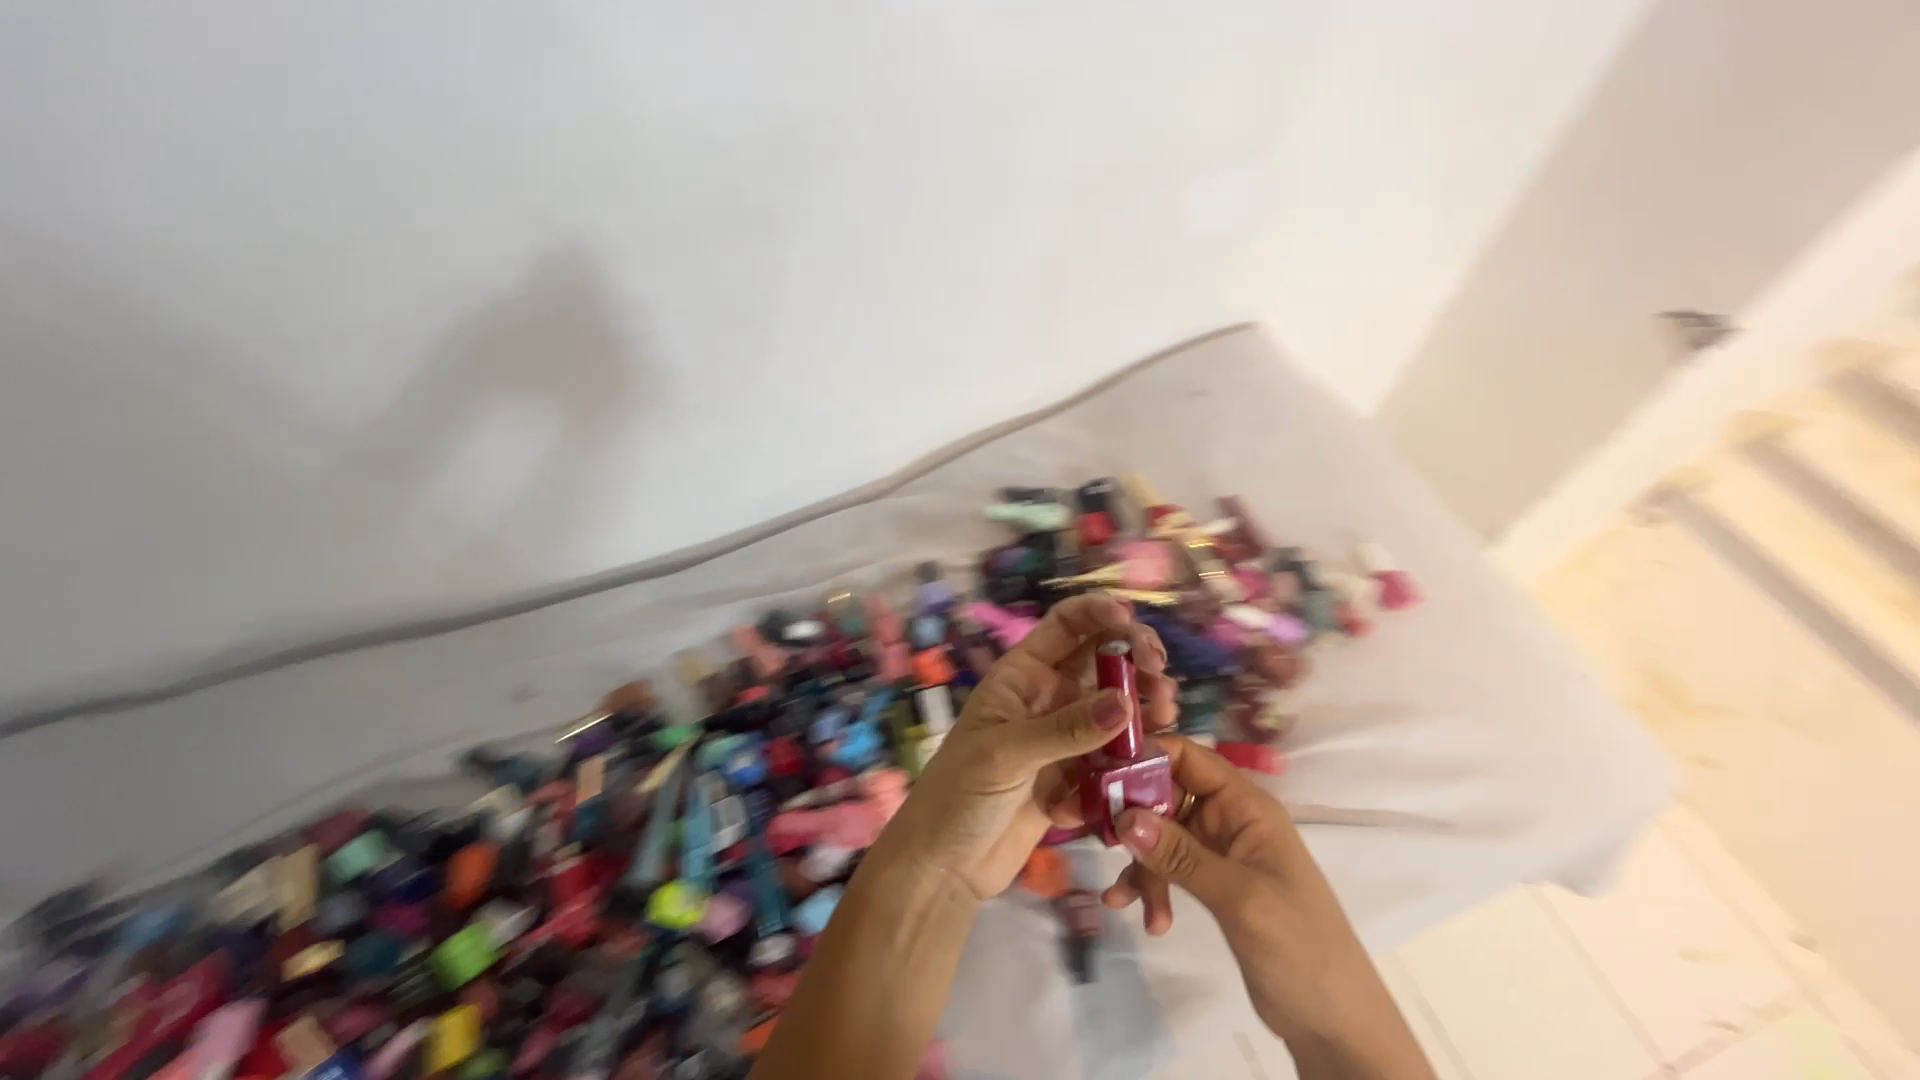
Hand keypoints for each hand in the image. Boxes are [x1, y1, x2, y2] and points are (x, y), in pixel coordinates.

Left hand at [868, 593, 1176, 901]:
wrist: (944, 867)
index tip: (1131, 621)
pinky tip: (1141, 769)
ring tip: (1166, 716)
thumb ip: (1065, 729)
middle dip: (1135, 660)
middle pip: (1102, 662)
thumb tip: (1125, 702)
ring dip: (1143, 708)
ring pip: (1116, 710)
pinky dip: (1132, 758)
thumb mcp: (1005, 754)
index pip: (1065, 626)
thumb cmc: (958, 795)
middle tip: (1161, 676)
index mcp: (1021, 676)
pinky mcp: (1078, 779)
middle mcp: (1048, 699)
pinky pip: (1115, 758)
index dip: (1098, 613)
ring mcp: (1065, 739)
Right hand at [1105, 739, 1431, 1075]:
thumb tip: (1123, 816)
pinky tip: (1145, 918)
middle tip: (1093, 837)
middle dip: (1130, 817)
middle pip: (1165, 794)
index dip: (1143, 757)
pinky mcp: (1211, 883)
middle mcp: (1230, 818)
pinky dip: (1151, 888)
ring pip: (1160, 835)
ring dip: (1141, 866)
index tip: (1097, 775)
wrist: (1334, 1019)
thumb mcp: (1239, 897)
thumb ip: (1180, 854)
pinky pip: (1167, 869)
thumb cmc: (1300, 945)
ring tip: (1126, 900)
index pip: (1188, 757)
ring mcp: (1219, 851)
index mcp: (1246, 805)